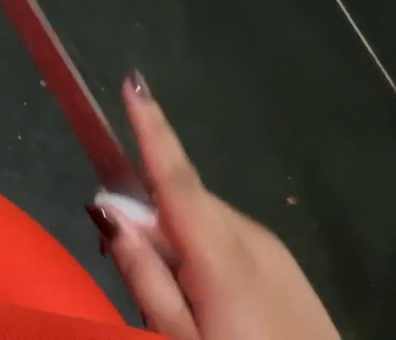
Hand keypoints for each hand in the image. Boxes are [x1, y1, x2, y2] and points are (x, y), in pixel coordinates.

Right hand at [97, 75, 339, 339]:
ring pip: (199, 218)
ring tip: (168, 293)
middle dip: (142, 214)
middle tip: (123, 259)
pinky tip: (203, 296)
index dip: (152, 129)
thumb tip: (109, 208)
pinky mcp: (287, 268)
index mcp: (222, 255)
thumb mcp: (178, 338)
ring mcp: (275, 253)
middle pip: (178, 199)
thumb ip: (142, 272)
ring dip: (171, 236)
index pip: (176, 177)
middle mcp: (251, 238)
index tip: (134, 82)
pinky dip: (198, 250)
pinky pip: (224, 236)